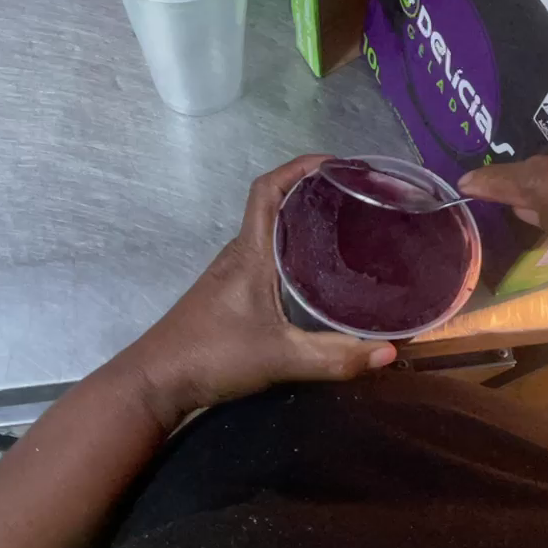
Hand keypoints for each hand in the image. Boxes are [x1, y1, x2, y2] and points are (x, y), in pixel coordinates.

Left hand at [116, 155, 397, 420]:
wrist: (156, 382)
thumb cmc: (211, 356)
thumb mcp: (280, 357)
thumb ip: (335, 357)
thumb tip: (391, 353)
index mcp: (249, 252)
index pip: (267, 189)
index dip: (300, 167)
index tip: (339, 165)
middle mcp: (241, 254)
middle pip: (276, 206)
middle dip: (315, 193)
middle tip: (361, 201)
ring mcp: (234, 274)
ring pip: (274, 234)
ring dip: (306, 223)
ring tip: (352, 230)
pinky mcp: (233, 295)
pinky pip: (270, 258)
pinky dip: (296, 252)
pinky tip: (322, 274)